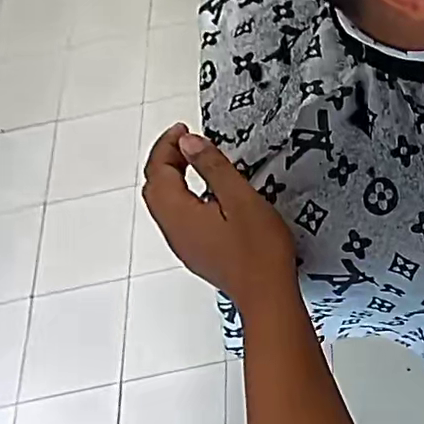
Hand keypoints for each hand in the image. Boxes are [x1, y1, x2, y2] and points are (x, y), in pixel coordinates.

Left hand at [142, 123, 297, 311]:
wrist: (267, 294)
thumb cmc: (259, 249)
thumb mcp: (241, 199)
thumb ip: (213, 168)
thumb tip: (188, 143)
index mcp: (178, 214)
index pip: (158, 171)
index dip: (166, 146)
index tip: (184, 129)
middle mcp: (173, 231)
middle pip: (156, 188)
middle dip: (166, 160)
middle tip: (187, 142)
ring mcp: (184, 245)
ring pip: (166, 205)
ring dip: (174, 179)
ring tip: (197, 163)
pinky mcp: (198, 254)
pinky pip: (180, 219)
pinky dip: (185, 197)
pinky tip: (208, 196)